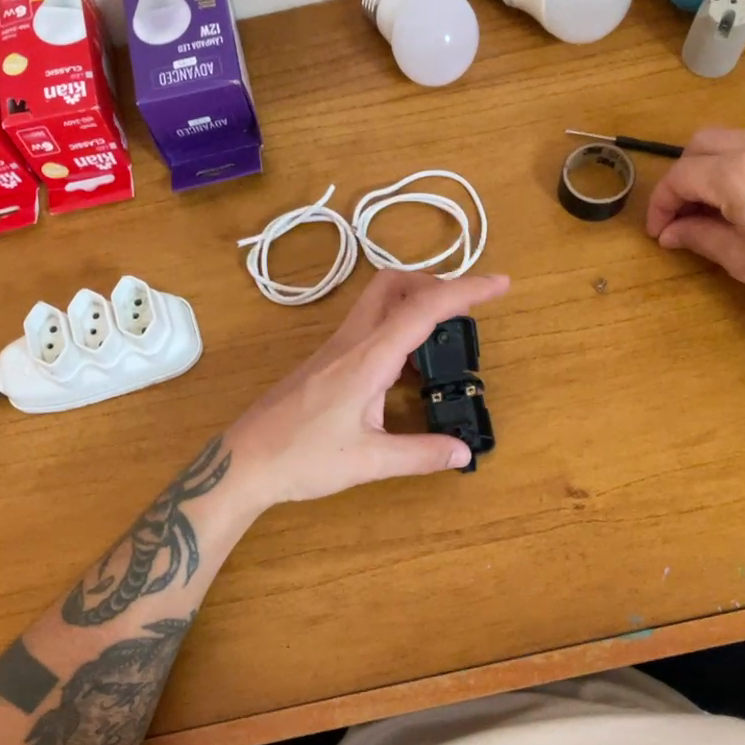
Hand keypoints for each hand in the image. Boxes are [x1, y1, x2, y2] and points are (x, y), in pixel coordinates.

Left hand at [226, 271, 508, 505]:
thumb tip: (463, 452)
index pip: (424, 309)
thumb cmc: (302, 459)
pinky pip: (365, 327)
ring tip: (442, 336)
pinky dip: (394, 327)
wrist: (244, 462)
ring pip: (376, 302)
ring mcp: (332, 350)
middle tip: (464, 309)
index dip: (466, 291)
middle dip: (434, 282)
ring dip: (413, 302)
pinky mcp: (323, 363)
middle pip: (393, 284)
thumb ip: (420, 454)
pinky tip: (403, 367)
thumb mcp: (369, 462)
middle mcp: (350, 342)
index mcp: (367, 358)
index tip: (500, 285)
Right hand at [645, 127, 744, 329]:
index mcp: (738, 175)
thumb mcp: (743, 261)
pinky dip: (741, 166)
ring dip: (711, 169)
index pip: (681, 176)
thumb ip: (701, 237)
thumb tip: (672, 232)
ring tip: (712, 211)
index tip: (659, 233)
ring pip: (733, 140)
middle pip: (702, 144)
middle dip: (682, 178)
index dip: (660, 204)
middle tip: (679, 216)